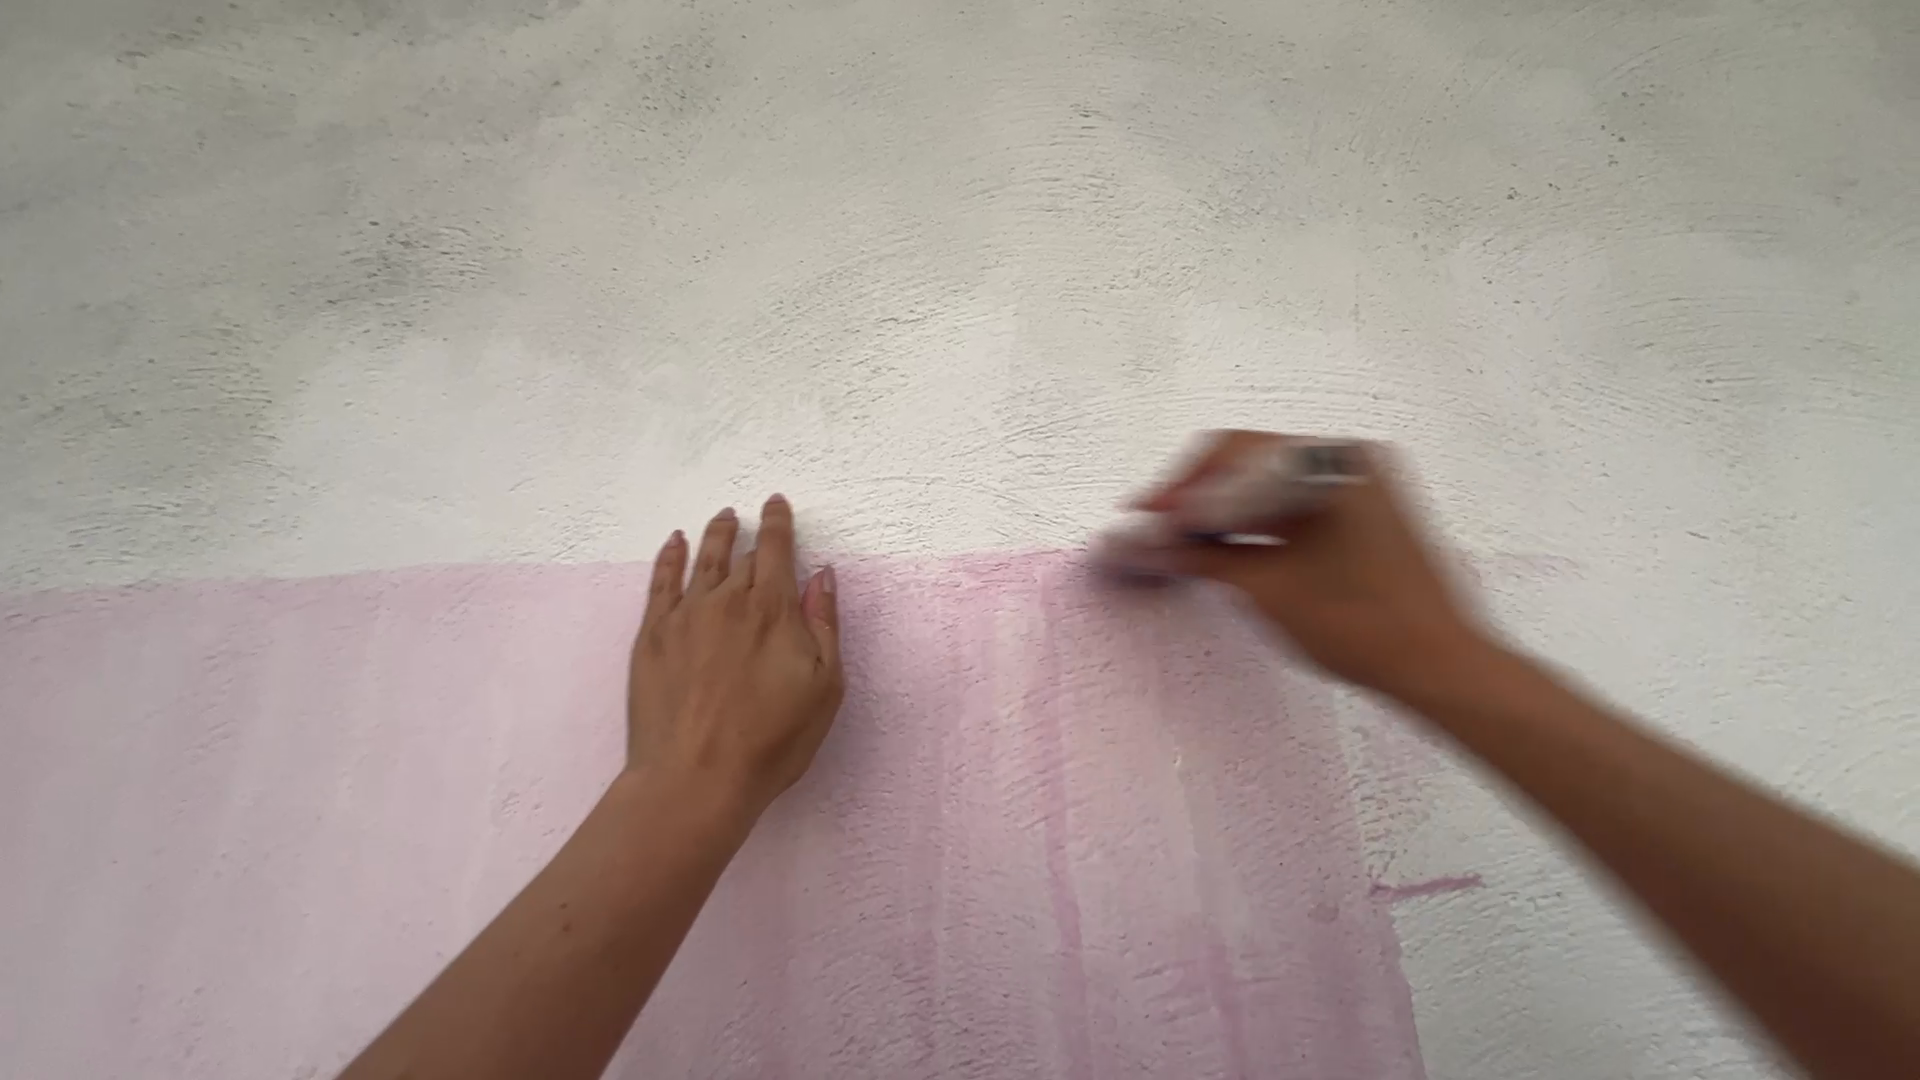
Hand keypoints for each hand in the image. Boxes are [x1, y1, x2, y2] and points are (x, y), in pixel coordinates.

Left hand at [626, 495, 843, 820]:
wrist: (695, 779)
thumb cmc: (772, 739)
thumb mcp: (825, 686)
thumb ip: (824, 624)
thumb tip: (822, 575)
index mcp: (773, 610)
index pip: (776, 550)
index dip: (778, 523)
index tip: (777, 504)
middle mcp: (728, 600)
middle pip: (741, 554)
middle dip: (750, 531)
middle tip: (751, 515)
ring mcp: (685, 616)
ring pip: (701, 560)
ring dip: (714, 534)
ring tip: (721, 517)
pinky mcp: (651, 636)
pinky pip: (660, 582)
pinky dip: (669, 557)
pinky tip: (673, 543)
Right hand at [1134, 431, 1492, 700]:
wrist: (1436, 666)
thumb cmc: (1355, 624)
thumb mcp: (1265, 587)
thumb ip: (1201, 556)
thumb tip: (1148, 545)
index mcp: (1327, 463)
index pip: (1232, 452)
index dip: (1179, 485)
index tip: (1143, 515)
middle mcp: (1345, 458)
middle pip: (1248, 461)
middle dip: (1197, 495)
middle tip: (1157, 528)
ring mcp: (1358, 482)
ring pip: (1267, 481)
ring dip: (1222, 507)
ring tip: (1181, 538)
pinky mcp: (1361, 509)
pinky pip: (1291, 500)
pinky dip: (1253, 519)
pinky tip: (1223, 543)